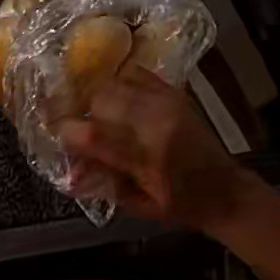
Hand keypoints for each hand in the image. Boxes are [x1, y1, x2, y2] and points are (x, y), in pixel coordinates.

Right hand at [58, 63, 251, 230]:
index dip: (67, 130)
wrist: (226, 191)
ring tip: (89, 103)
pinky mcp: (173, 93)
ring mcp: (166, 103)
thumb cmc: (180, 205)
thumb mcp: (139, 204)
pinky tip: (113, 91)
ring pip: (114, 82)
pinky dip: (118, 80)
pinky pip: (135, 73)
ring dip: (96, 93)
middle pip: (100, 98)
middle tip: (70, 115)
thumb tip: (69, 171)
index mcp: (147, 158)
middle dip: (79, 106)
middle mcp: (155, 124)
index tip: (53, 129)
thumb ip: (103, 183)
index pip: (94, 136)